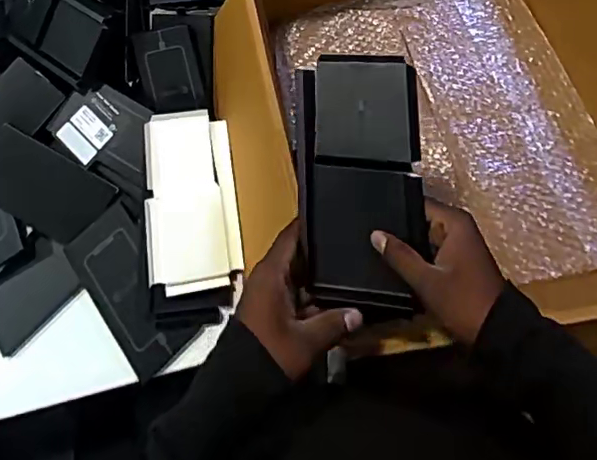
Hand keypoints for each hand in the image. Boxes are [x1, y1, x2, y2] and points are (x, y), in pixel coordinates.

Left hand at [237, 221, 362, 379]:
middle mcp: (268, 276)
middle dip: (320, 251)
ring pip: (298, 276)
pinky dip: (312, 295)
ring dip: (318, 277)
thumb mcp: (305, 340)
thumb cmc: (268, 353)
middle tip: (348, 242)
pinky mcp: (272, 309)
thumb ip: (333, 323)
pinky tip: (335, 300)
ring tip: (347, 268)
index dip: (308, 223)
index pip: (290, 235)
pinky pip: (295, 292)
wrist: (238, 384)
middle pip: (296, 254)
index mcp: (271, 272)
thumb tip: (359, 312)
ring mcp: (269, 293)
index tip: (329, 212)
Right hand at [372, 201, 504, 343]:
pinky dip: (420, 259)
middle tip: (371, 236)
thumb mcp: (427, 281)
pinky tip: (399, 266)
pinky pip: (433, 251)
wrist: (501, 336)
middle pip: (420, 220)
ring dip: (409, 247)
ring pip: (425, 238)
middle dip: (400, 230)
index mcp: (455, 222)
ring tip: (380, 250)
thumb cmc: (464, 302)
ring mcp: (461, 245)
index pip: (417, 203)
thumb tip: (375, 234)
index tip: (372, 216)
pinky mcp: (460, 262)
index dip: (395, 208)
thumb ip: (400, 255)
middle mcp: (459, 227)